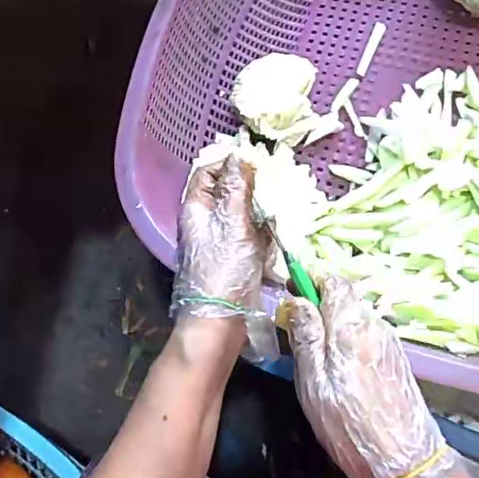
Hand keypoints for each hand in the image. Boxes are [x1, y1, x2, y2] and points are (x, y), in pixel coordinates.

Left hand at [173, 155, 276, 360]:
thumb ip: (236, 188)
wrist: (219, 322)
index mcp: (196, 208)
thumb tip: (239, 155)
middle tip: (277, 181)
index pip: (207, 170)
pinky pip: (248, 234)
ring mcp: (217, 240)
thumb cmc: (224, 270)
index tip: (258, 160)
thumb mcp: (233, 223)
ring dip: (260, 208)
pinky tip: (277, 231)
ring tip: (282, 204)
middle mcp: (203, 221)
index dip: (230, 160)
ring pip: (240, 212)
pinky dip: (263, 230)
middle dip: (250, 183)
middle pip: (225, 190)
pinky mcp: (231, 258)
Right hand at [281, 276, 478, 477]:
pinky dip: (348, 339)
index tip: (290, 296)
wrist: (406, 465)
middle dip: (319, 306)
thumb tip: (296, 299)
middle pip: (345, 297)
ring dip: (333, 324)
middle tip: (297, 334)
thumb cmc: (349, 424)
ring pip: (355, 317)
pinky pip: (366, 335)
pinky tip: (340, 368)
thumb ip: (306, 336)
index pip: (334, 280)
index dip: (310, 281)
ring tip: (316, 355)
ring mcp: (390, 342)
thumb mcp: (314, 381)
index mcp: (352, 326)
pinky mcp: (396, 360)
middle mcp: (376, 325)